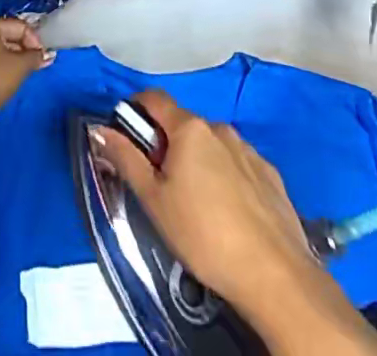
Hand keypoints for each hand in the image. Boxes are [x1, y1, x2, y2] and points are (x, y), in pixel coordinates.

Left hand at [0, 18, 51, 123]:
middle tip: (33, 69)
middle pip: (5, 36)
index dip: (36, 42)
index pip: (20, 26)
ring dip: (8, 61)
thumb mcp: (19, 67)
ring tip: (16, 78)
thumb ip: (35, 57)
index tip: (42, 60)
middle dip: (22, 52)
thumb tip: (44, 54)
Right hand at [92, 91, 315, 300]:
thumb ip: (125, 158)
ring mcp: (250, 152)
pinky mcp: (272, 176)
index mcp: (189, 129)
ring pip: (211, 145)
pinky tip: (227, 212)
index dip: (134, 110)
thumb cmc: (203, 233)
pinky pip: (237, 164)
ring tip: (195, 202)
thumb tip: (99, 129)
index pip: (154, 98)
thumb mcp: (152, 198)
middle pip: (182, 124)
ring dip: (196, 160)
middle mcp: (221, 130)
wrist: (276, 277)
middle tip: (158, 183)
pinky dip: (224, 176)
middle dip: (166, 144)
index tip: (127, 139)